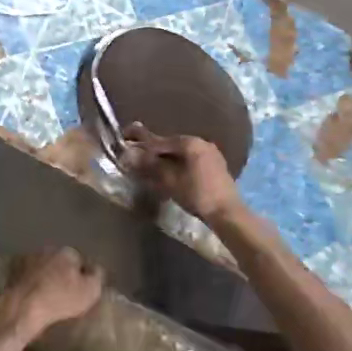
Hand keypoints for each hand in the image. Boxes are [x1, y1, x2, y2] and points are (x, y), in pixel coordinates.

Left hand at [0, 247, 103, 339]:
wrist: (23, 307)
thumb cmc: (60, 299)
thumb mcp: (90, 291)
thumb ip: (97, 276)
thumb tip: (95, 268)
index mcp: (66, 251)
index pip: (79, 260)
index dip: (81, 275)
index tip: (80, 289)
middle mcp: (46, 249)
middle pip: (59, 261)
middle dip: (62, 273)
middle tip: (64, 293)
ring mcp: (27, 258)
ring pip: (43, 267)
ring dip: (46, 276)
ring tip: (48, 295)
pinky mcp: (12, 270)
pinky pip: (28, 275)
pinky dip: (31, 282)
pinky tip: (33, 296)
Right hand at [120, 123, 242, 224]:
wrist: (227, 213)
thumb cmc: (196, 194)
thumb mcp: (169, 179)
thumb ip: (149, 164)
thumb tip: (128, 153)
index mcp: (189, 142)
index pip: (158, 140)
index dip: (139, 140)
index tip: (124, 137)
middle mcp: (201, 143)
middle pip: (169, 145)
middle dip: (152, 150)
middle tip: (136, 156)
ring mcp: (210, 154)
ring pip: (180, 153)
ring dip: (165, 159)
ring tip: (151, 167)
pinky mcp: (215, 166)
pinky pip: (190, 160)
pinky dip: (177, 164)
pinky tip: (171, 173)